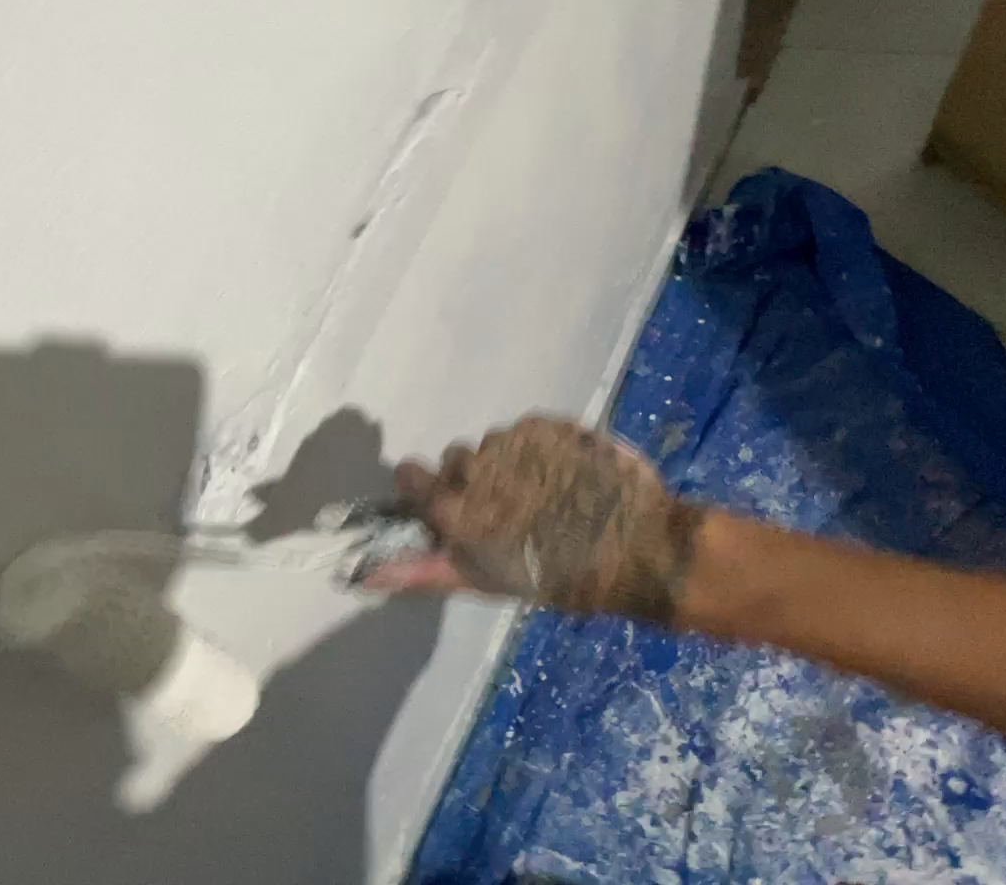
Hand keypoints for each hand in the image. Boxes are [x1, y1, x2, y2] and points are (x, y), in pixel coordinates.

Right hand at [366, 416, 703, 624]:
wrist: (643, 549)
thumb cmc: (560, 577)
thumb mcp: (487, 581)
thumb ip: (423, 571)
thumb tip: (361, 574)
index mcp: (458, 508)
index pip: (410, 476)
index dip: (423, 487)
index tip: (445, 500)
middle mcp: (478, 466)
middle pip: (456, 460)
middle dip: (474, 480)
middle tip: (509, 509)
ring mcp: (514, 440)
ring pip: (493, 445)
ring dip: (508, 464)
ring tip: (546, 494)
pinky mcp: (547, 423)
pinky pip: (526, 431)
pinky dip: (539, 449)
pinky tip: (566, 475)